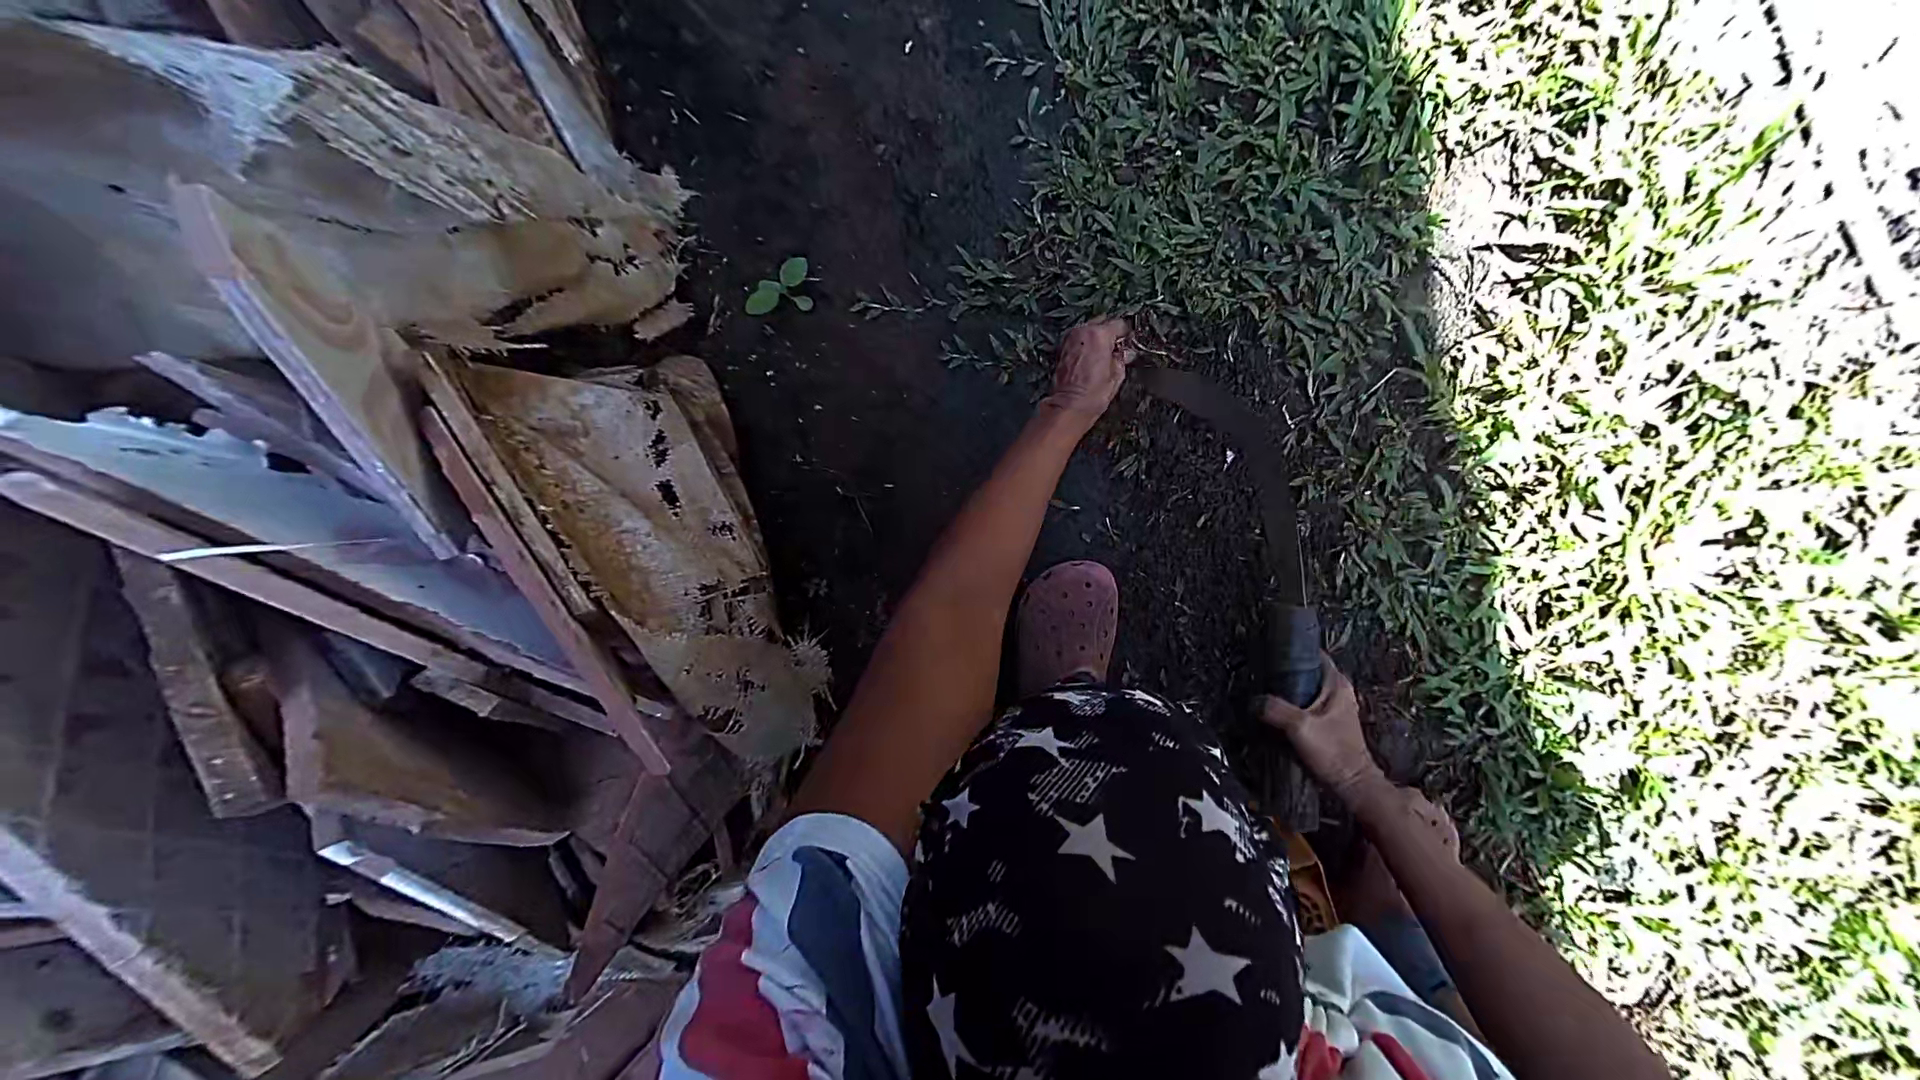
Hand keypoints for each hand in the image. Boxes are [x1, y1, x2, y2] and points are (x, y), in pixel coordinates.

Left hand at [1045, 317, 1130, 417]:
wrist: (1069, 406)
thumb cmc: (1091, 394)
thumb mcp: (1117, 375)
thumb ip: (1122, 358)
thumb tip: (1125, 353)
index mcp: (1099, 334)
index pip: (1119, 323)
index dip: (1127, 333)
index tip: (1129, 342)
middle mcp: (1082, 332)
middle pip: (1102, 322)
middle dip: (1111, 333)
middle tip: (1118, 348)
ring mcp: (1070, 339)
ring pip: (1089, 329)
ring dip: (1097, 338)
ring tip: (1104, 355)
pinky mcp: (1062, 349)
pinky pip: (1079, 340)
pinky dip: (1086, 344)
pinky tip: (1092, 358)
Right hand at [1256, 654, 1385, 802]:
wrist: (1351, 785)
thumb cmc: (1333, 752)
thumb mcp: (1298, 727)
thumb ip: (1273, 709)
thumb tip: (1252, 701)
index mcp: (1337, 684)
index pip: (1314, 654)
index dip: (1292, 650)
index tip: (1269, 651)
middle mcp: (1338, 691)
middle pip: (1306, 671)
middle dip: (1284, 671)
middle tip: (1260, 672)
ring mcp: (1333, 707)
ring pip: (1304, 688)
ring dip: (1286, 689)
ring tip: (1263, 690)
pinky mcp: (1326, 722)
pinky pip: (1304, 704)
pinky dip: (1290, 704)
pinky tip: (1274, 710)